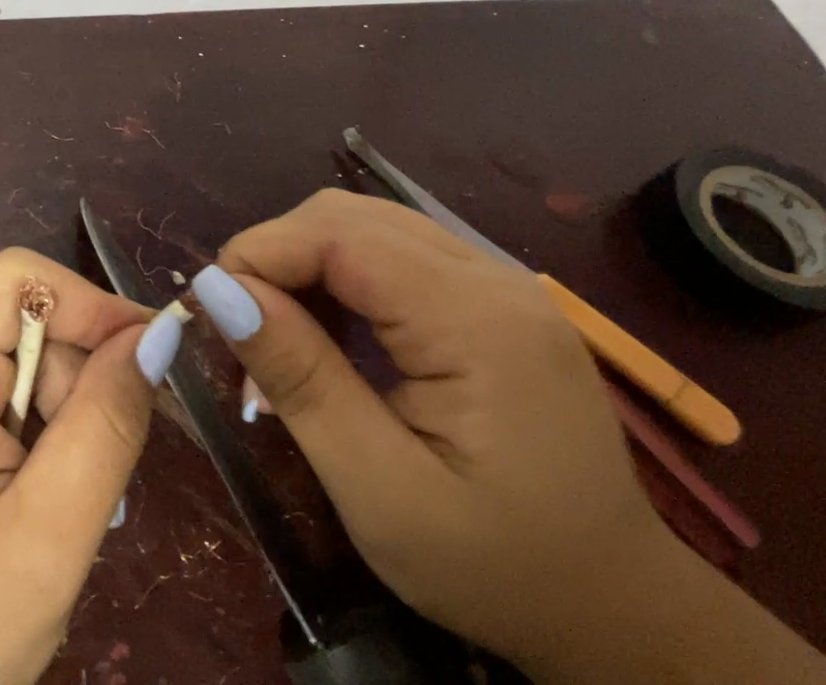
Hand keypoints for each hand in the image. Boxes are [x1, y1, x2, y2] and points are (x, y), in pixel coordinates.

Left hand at [0, 248, 184, 684]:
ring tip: (46, 503)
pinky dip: (2, 430)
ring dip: (38, 414)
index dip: (92, 306)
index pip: (16, 278)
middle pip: (4, 321)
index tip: (152, 363)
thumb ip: (106, 423)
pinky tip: (6, 499)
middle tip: (90, 475)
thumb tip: (155, 333)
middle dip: (64, 381)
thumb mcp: (47, 538)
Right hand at [189, 189, 667, 666]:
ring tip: (280, 347)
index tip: (212, 320)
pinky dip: (341, 283)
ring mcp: (503, 288)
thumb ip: (300, 376)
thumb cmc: (490, 564)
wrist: (612, 609)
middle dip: (275, 260)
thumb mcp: (375, 485)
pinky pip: (397, 258)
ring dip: (305, 269)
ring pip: (369, 228)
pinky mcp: (496, 305)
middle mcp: (494, 279)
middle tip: (244, 343)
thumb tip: (218, 290)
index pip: (337, 233)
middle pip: (350, 216)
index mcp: (474, 320)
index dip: (259, 255)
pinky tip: (331, 343)